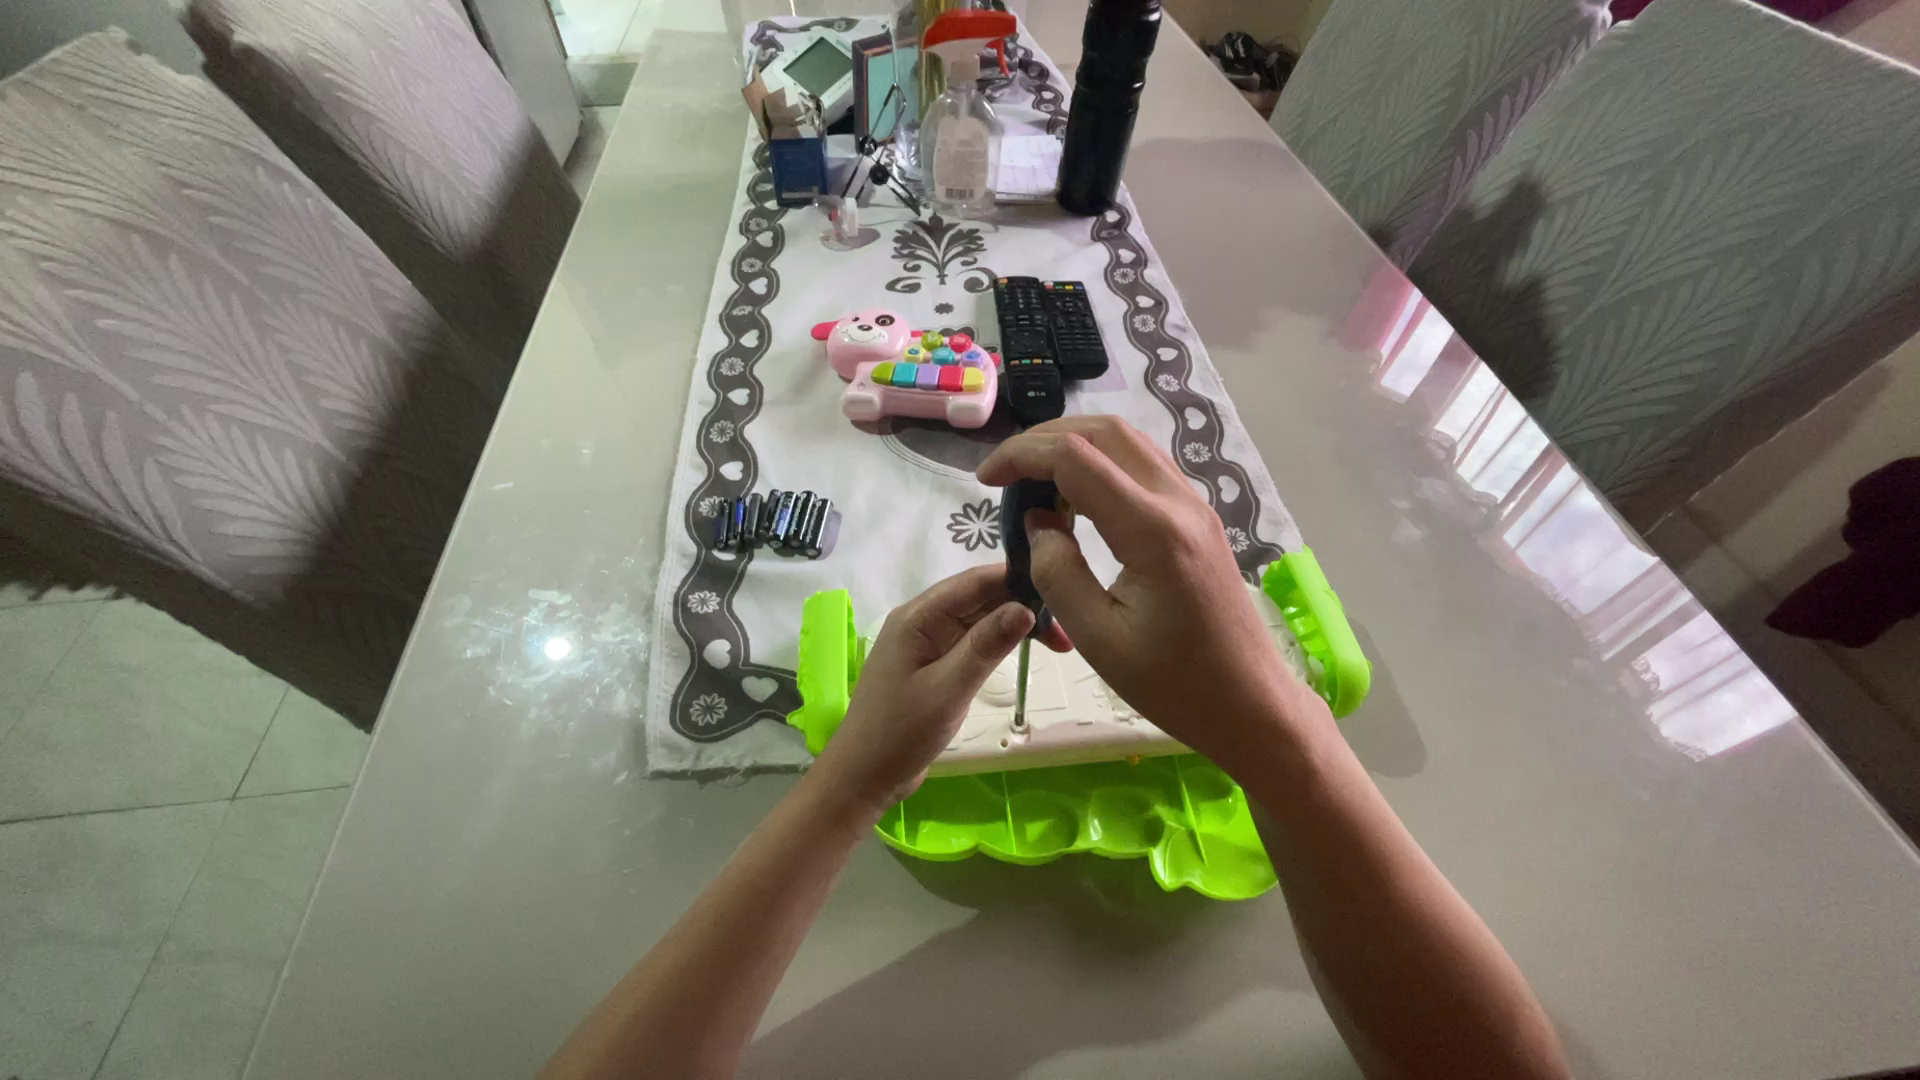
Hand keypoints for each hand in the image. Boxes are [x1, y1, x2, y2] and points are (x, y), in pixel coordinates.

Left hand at [811, 565, 1071, 811]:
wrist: (863, 777)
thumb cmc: (900, 733)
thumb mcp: (948, 689)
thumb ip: (985, 646)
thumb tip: (1026, 608)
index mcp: (918, 617)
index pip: (974, 582)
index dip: (1016, 578)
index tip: (1060, 586)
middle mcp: (923, 620)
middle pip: (979, 597)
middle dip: (1021, 603)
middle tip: (1068, 624)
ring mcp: (929, 643)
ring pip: (979, 618)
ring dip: (1014, 624)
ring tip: (1059, 639)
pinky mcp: (935, 664)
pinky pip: (972, 641)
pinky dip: (999, 642)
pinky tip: (1026, 649)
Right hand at [975, 416, 1329, 768]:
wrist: (1250, 702)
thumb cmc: (1174, 684)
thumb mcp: (1098, 637)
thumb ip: (1057, 571)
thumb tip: (1039, 521)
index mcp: (1152, 531)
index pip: (1075, 458)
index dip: (1021, 456)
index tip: (985, 480)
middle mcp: (1178, 502)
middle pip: (1104, 431)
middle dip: (1044, 439)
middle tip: (1004, 473)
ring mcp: (1194, 505)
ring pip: (1127, 441)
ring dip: (1074, 445)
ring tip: (1033, 480)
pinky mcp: (1197, 518)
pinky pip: (1144, 466)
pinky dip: (1101, 463)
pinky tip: (1077, 497)